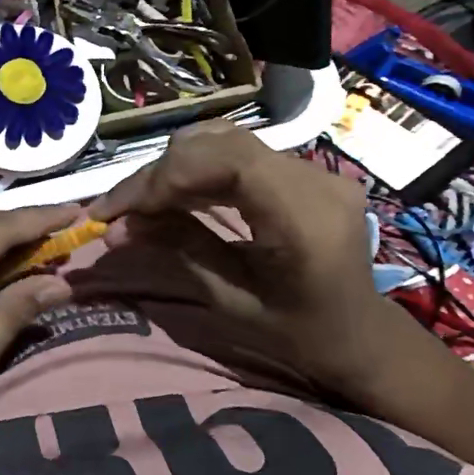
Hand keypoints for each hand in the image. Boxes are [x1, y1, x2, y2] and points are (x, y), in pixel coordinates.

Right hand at [91, 122, 406, 394]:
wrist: (358, 333)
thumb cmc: (299, 332)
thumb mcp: (233, 301)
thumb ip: (178, 251)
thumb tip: (115, 228)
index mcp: (306, 217)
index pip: (228, 162)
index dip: (165, 176)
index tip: (118, 210)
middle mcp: (315, 178)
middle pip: (220, 145)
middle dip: (159, 173)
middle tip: (117, 210)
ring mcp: (313, 168)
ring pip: (225, 140)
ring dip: (174, 167)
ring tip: (140, 203)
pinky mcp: (304, 169)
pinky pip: (238, 153)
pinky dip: (197, 169)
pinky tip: (173, 194)